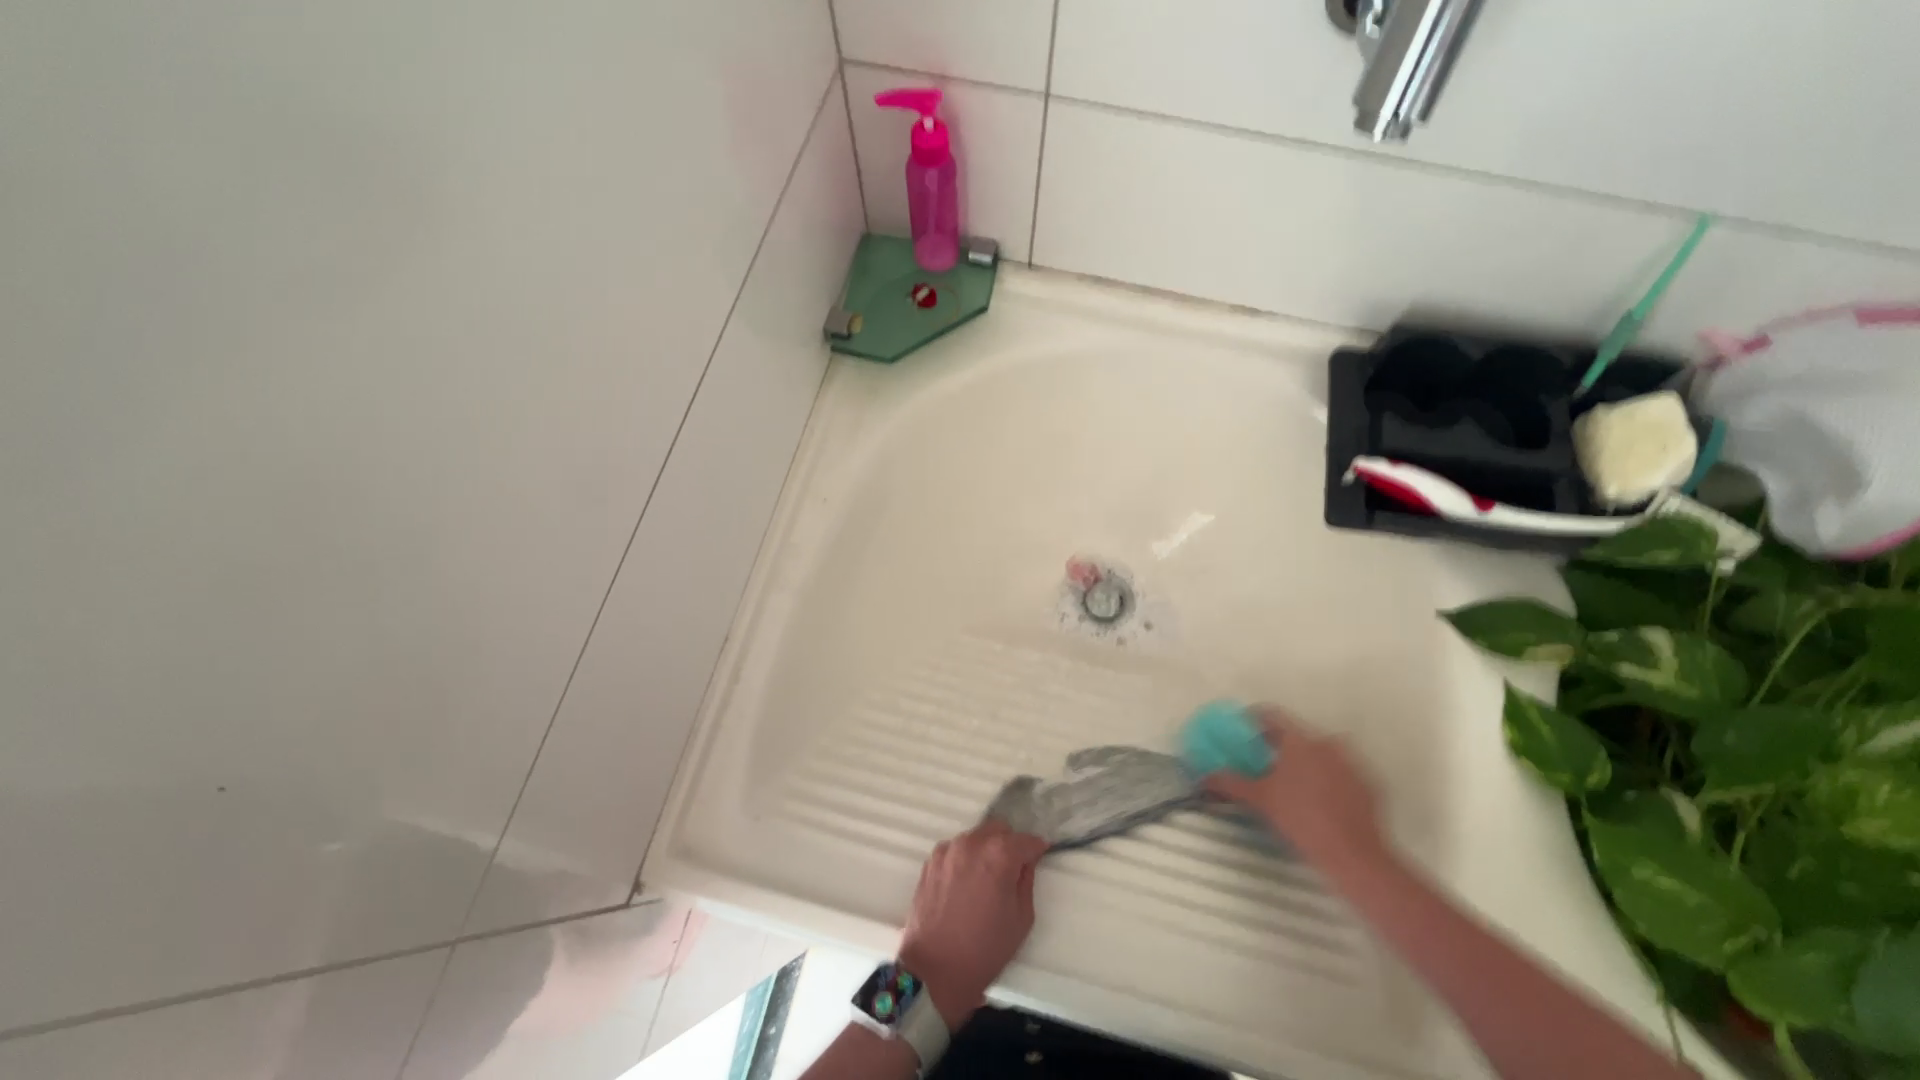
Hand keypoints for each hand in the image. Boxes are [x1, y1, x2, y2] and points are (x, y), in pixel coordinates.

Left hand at [897, 820, 1048, 1028]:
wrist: (934, 970)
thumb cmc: (985, 949)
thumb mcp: (1021, 918)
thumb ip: (1026, 881)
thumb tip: (1025, 863)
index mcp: (999, 854)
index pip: (1026, 840)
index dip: (1036, 849)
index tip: (1040, 858)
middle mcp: (971, 843)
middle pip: (999, 830)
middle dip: (1010, 844)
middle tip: (1014, 870)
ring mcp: (947, 850)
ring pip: (975, 837)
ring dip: (986, 849)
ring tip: (987, 879)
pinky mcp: (930, 862)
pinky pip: (955, 850)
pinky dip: (965, 858)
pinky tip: (966, 884)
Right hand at [1203, 706, 1389, 877]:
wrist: (1354, 854)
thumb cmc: (1301, 819)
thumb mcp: (1260, 800)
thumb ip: (1229, 782)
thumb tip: (1203, 776)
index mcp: (1300, 739)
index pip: (1270, 715)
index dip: (1252, 720)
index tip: (1241, 732)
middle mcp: (1328, 740)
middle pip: (1296, 734)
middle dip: (1278, 745)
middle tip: (1262, 764)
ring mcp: (1353, 760)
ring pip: (1320, 751)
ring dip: (1303, 761)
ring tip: (1291, 785)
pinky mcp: (1369, 781)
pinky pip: (1340, 769)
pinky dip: (1326, 776)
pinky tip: (1317, 799)